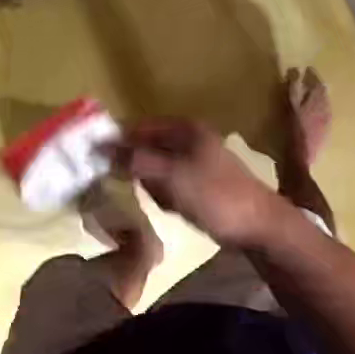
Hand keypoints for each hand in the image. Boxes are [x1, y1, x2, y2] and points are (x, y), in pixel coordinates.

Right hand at [116, 119, 288, 247]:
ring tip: (157, 199)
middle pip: (146, 147)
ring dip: (150, 184)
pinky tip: (171, 208)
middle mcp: (189, 139)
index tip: (95, 160)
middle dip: (134, 167)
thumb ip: (135, 160)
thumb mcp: (170, 176)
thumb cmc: (214, 195)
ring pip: (156, 168)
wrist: (259, 227)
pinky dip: (165, 195)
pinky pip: (170, 185)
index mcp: (184, 128)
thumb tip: (101, 148)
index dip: (116, 141)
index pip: (138, 127)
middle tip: (124, 186)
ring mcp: (196, 162)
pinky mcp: (200, 184)